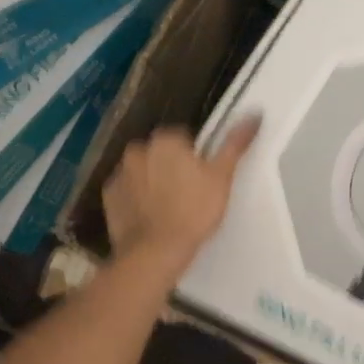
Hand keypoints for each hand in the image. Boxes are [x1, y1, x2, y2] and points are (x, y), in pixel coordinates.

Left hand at [102, 118, 259, 273]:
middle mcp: (138, 149)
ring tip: (170, 208)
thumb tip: (255, 113)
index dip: (196, 159)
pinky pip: (127, 191)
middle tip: (190, 194)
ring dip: (153, 182)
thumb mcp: (222, 177)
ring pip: (142, 171)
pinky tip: (152, 217)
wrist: (157, 249)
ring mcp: (119, 172)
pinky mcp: (109, 196)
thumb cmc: (195, 210)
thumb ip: (235, 143)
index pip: (184, 139)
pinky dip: (137, 199)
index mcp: (166, 140)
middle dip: (171, 167)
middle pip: (160, 153)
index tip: (203, 180)